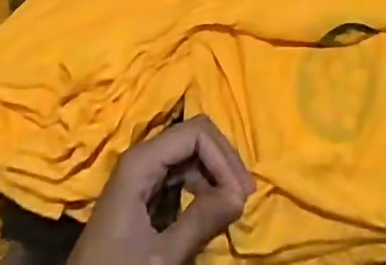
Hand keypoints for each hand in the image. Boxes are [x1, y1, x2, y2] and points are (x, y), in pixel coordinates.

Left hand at [67, 116, 253, 264]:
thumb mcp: (160, 257)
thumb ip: (201, 222)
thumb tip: (241, 196)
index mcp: (141, 162)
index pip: (195, 133)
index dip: (223, 158)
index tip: (240, 195)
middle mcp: (141, 157)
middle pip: (194, 137)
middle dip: (222, 162)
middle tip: (244, 195)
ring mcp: (141, 173)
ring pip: (190, 155)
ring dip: (215, 174)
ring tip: (232, 204)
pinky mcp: (142, 192)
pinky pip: (180, 175)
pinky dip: (201, 187)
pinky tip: (212, 209)